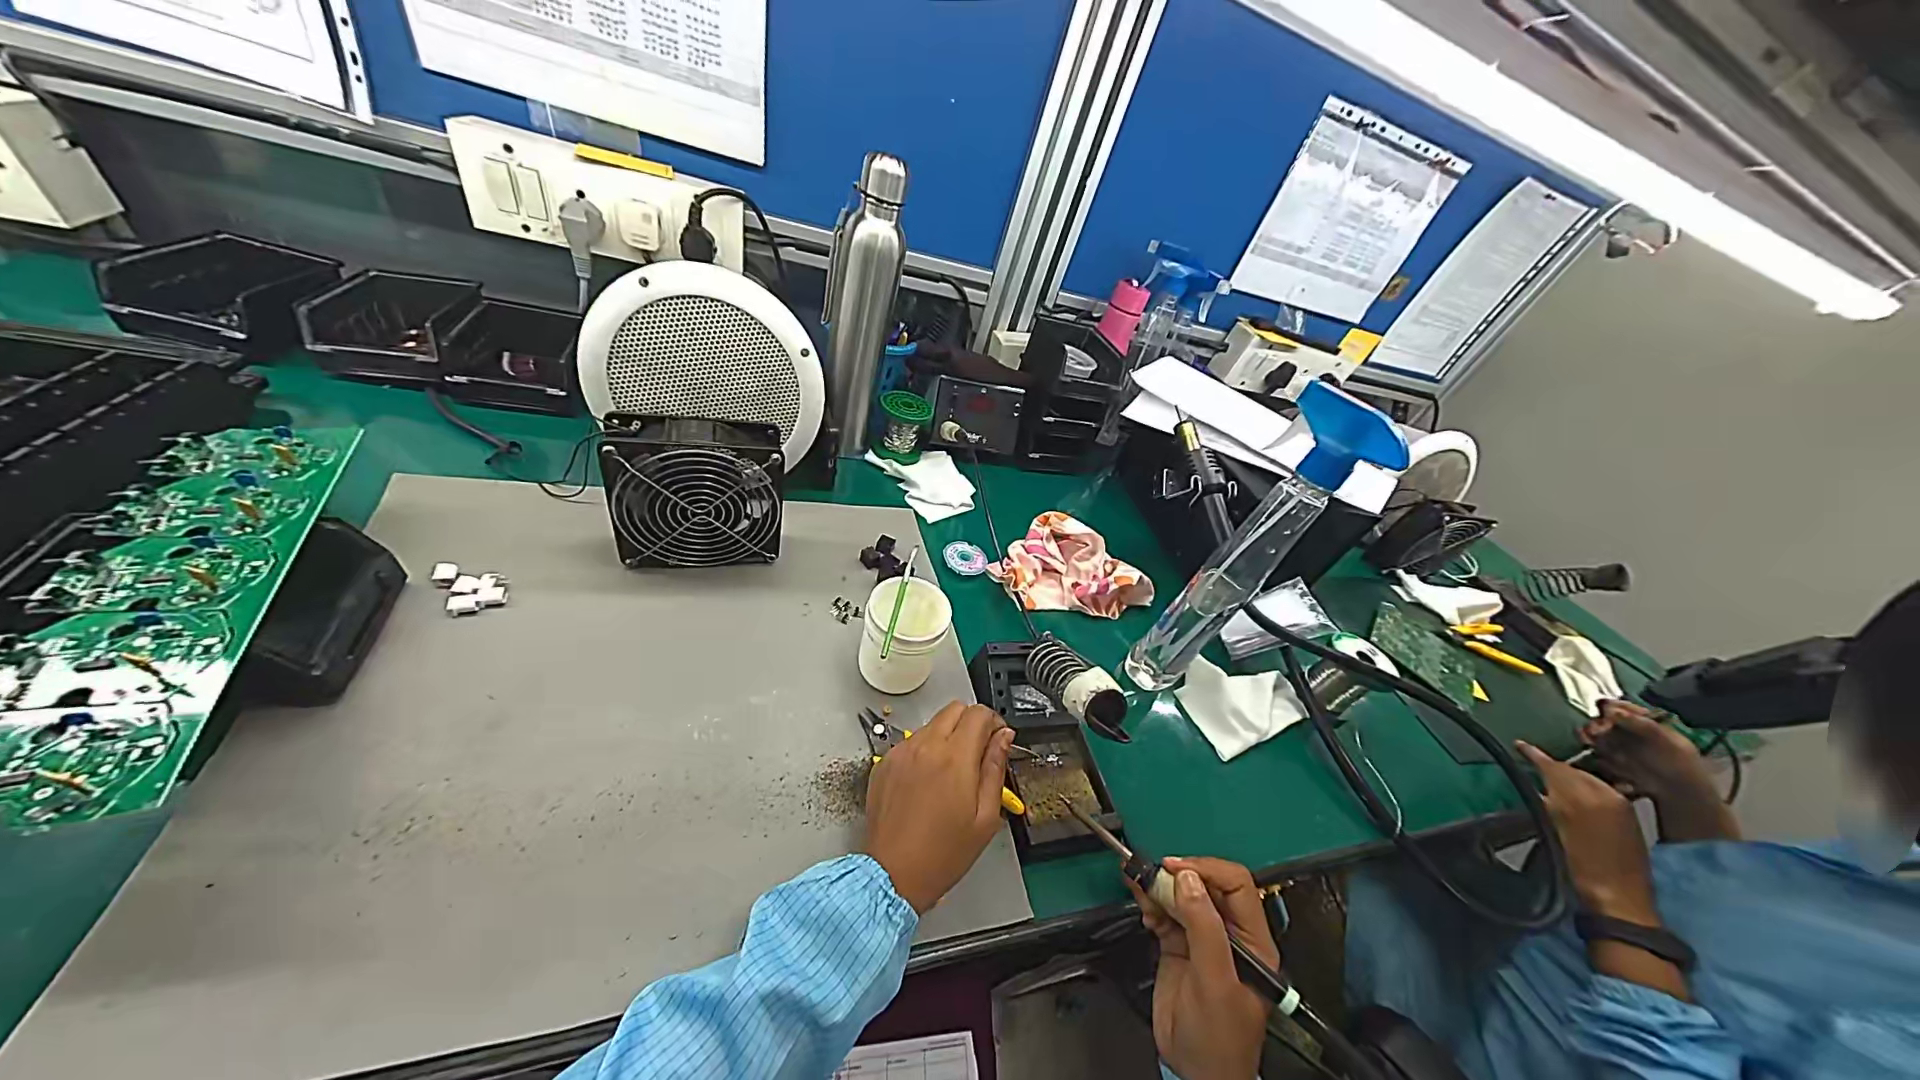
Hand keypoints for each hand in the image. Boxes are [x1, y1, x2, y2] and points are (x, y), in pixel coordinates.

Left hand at [863, 702, 1014, 912]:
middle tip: (978, 751)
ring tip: (952, 772)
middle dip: (971, 723)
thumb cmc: (941, 854)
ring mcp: (902, 752)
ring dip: (947, 735)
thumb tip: (1003, 739)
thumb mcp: (985, 816)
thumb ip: (995, 768)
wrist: (894, 874)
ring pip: (932, 723)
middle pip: (955, 708)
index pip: (979, 713)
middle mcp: (925, 747)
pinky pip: (911, 742)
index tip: (998, 739)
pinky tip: (929, 781)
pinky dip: (924, 750)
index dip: (994, 722)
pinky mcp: (885, 763)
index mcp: (954, 758)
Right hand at [1125, 856, 1276, 1079]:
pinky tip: (1143, 906)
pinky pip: (1163, 911)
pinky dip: (1150, 902)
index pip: (1236, 885)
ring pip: (1181, 895)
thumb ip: (1204, 928)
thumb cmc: (1218, 1037)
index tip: (1175, 870)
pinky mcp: (1177, 945)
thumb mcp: (1215, 982)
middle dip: (1179, 875)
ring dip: (1159, 887)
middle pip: (1206, 885)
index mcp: (1252, 940)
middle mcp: (1228, 934)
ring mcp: (1200, 938)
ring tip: (1141, 888)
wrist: (1193, 1074)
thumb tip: (1187, 879)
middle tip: (1153, 876)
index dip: (1207, 870)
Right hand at [1517, 741, 1657, 919]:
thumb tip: (1531, 783)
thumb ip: (1540, 800)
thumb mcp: (1549, 830)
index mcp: (1581, 796)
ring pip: (1589, 778)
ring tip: (1551, 780)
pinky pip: (1603, 790)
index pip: (1553, 765)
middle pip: (1572, 769)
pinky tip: (1575, 797)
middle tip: (1532, 763)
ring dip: (1570, 776)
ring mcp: (1621, 806)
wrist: (1619, 901)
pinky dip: (1586, 788)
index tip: (1519, 746)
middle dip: (1552, 765)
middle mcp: (1605, 795)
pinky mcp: (1630, 817)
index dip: (1533, 755)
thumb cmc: (1577, 868)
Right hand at [1580, 701, 1740, 841]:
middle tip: (1595, 730)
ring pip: (1599, 737)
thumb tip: (1610, 710)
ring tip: (1589, 741)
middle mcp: (1634, 734)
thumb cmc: (1680, 767)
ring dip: (1592, 738)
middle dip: (1598, 725)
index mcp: (1651, 725)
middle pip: (1606, 722)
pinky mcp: (1614, 764)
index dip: (1613, 707)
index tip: (1603, 710)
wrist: (1681, 798)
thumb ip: (1641, 724)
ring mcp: (1623, 749)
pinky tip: (1599, 757)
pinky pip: (1598, 754)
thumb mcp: (1667, 741)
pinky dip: (1596, 754)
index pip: (1626, 709)